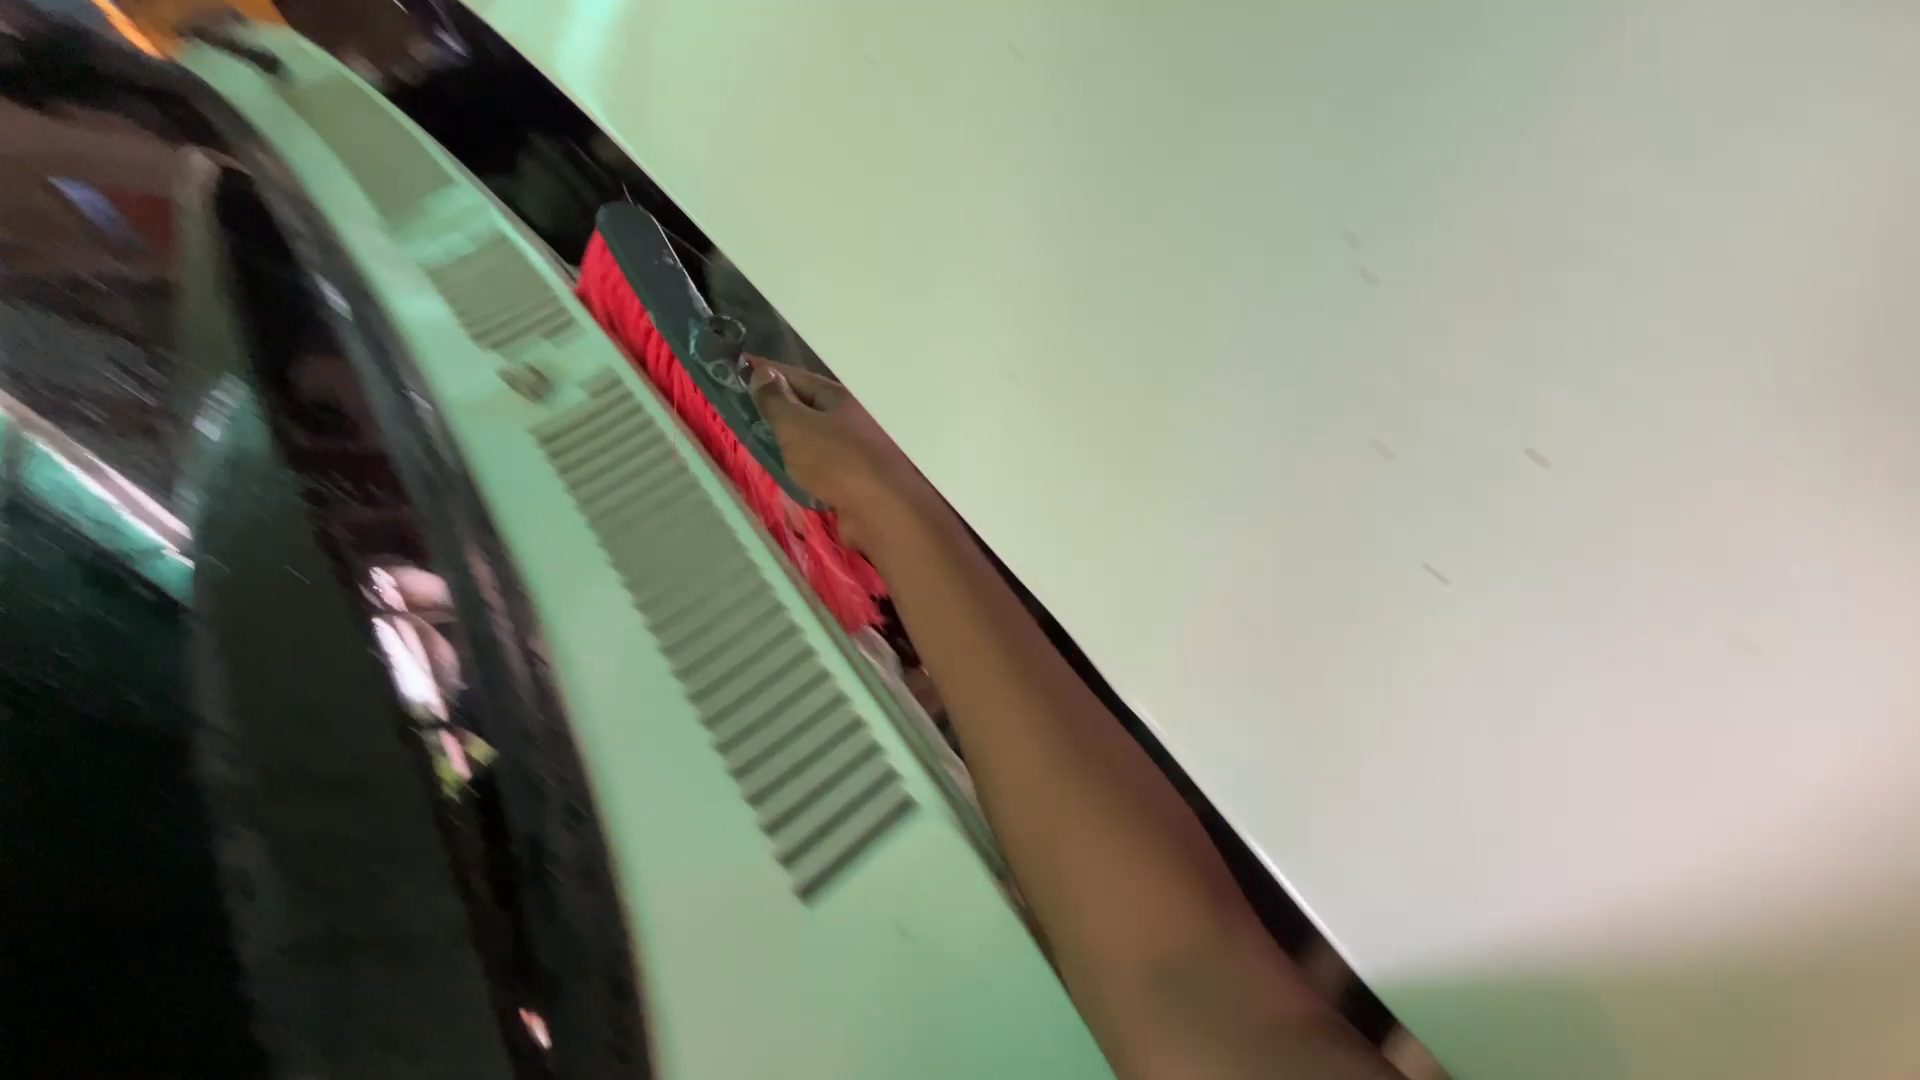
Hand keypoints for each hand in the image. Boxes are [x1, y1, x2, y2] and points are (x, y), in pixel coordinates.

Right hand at [748, 357, 939, 549]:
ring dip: (791, 440)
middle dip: (780, 407)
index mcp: (841, 398)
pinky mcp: (854, 482)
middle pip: (808, 409)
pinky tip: (789, 472)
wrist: (880, 511)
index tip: (742, 369)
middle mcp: (852, 420)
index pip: (798, 377)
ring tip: (761, 439)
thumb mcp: (797, 426)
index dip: (769, 374)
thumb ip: (777, 401)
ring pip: (815, 440)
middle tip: (745, 408)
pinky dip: (804, 467)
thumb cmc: (836, 460)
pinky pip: (821, 468)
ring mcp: (855, 452)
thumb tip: (764, 374)